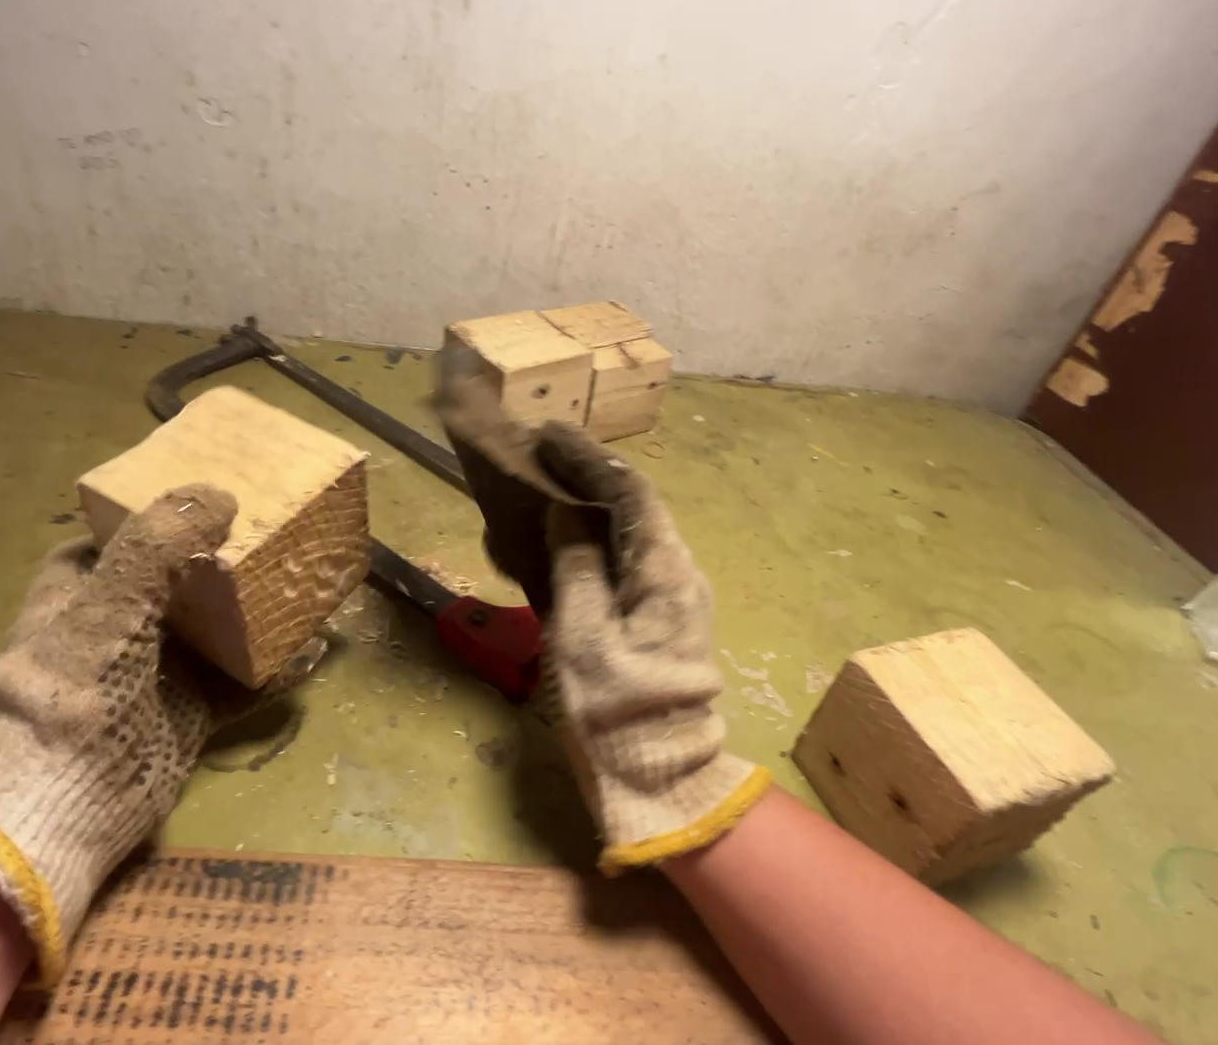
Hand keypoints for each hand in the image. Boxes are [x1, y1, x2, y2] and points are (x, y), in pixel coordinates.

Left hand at [0, 485, 302, 983]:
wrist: (68, 800)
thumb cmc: (73, 687)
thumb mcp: (108, 604)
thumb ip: (156, 546)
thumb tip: (219, 494)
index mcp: (78, 596)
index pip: (108, 544)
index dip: (145, 520)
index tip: (194, 502)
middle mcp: (116, 631)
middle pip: (171, 584)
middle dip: (214, 563)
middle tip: (264, 534)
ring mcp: (154, 675)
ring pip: (213, 633)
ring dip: (252, 613)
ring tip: (300, 585)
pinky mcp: (187, 714)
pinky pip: (240, 684)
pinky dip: (275, 670)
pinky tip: (312, 651)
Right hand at [537, 423, 769, 871]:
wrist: (660, 782)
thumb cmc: (616, 712)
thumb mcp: (583, 636)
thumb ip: (576, 567)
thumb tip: (569, 514)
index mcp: (665, 571)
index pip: (630, 493)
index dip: (588, 458)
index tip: (548, 434)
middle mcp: (679, 574)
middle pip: (633, 509)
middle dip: (586, 477)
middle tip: (538, 456)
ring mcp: (674, 598)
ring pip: (628, 535)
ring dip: (587, 508)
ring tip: (542, 488)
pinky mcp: (661, 620)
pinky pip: (624, 564)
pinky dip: (591, 544)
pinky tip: (558, 542)